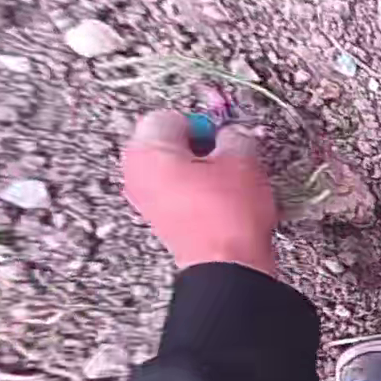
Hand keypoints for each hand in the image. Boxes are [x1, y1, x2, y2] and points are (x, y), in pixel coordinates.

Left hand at [122, 110, 277, 276]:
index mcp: (146, 151)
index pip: (172, 117)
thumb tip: (235, 134)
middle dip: (205, 150)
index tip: (229, 138)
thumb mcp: (243, 163)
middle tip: (235, 160)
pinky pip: (183, 194)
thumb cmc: (229, 214)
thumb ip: (237, 138)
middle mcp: (136, 173)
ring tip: (236, 185)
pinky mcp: (164, 220)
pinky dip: (204, 194)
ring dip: (206, 172)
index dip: (207, 125)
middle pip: (171, 145)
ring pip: (178, 170)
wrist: (228, 264)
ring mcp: (147, 199)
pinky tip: (229, 204)